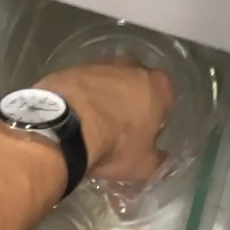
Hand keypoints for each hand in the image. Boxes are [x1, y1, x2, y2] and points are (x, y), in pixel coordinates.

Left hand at [36, 62, 173, 183]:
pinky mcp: (71, 68)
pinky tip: (72, 116)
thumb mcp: (143, 164)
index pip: (165, 97)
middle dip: (130, 100)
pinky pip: (81, 84)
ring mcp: (99, 64)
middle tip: (118, 127)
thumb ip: (156, 159)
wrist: (63, 129)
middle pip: (135, 83)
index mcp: (157, 86)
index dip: (156, 115)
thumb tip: (162, 158)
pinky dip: (80, 96)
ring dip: (102, 97)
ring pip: (107, 81)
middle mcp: (131, 67)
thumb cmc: (114, 145)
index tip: (145, 132)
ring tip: (91, 123)